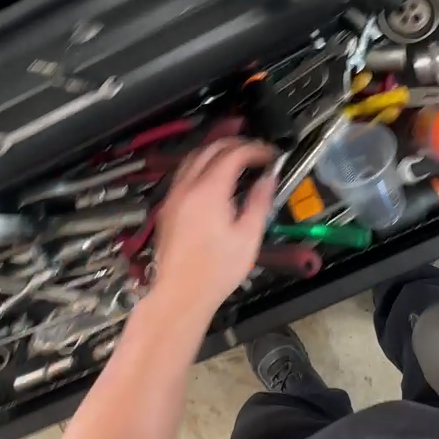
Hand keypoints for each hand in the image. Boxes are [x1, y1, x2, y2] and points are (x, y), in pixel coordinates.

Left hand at [148, 139, 276, 319]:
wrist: (182, 293)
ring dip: (216, 151)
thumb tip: (268, 179)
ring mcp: (174, 197)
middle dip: (236, 144)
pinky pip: (184, 174)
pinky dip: (202, 165)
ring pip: (193, 157)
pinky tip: (215, 177)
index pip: (234, 154)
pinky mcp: (168, 208)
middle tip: (256, 152)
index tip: (270, 155)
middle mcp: (186, 188)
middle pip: (210, 148)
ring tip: (237, 157)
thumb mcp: (248, 236)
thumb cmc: (214, 272)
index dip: (255, 149)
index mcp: (208, 192)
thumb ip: (259, 201)